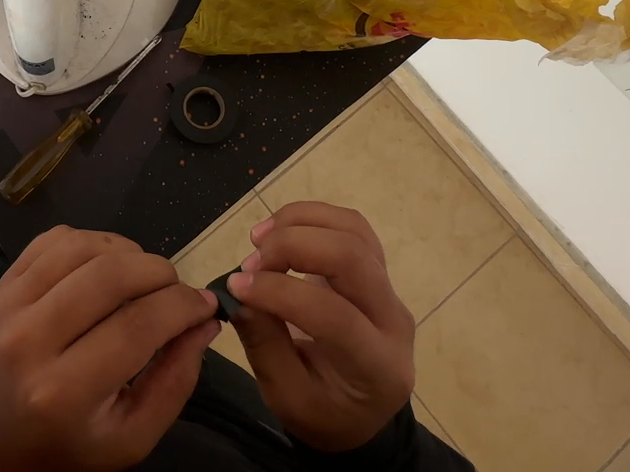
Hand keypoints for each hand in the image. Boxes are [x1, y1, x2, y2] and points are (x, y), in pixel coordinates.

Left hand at [0, 226, 219, 470]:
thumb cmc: (69, 441)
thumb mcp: (131, 436)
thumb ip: (175, 380)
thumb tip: (206, 320)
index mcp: (63, 391)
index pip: (136, 326)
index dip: (181, 306)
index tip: (205, 303)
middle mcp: (30, 339)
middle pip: (110, 276)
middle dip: (159, 272)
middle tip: (177, 288)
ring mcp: (12, 303)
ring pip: (83, 247)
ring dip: (128, 251)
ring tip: (144, 275)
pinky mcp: (5, 281)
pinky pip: (56, 238)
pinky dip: (93, 241)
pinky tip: (107, 263)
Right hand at [226, 201, 415, 451]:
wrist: (360, 413)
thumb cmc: (323, 412)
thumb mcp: (287, 399)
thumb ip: (265, 346)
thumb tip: (240, 294)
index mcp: (377, 366)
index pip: (334, 314)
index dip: (280, 292)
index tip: (236, 286)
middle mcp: (393, 320)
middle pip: (352, 256)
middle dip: (291, 246)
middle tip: (251, 262)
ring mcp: (389, 289)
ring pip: (353, 229)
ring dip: (300, 222)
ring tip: (260, 239)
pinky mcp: (376, 269)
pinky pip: (350, 226)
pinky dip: (309, 217)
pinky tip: (278, 231)